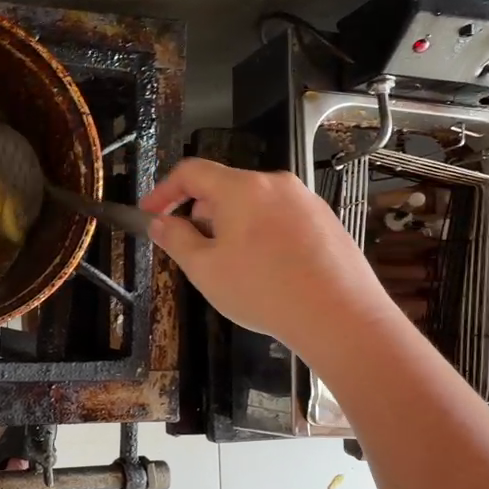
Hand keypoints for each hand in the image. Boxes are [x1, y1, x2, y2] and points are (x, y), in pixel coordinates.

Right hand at [140, 158, 393, 349]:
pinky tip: (265, 272)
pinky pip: (280, 219)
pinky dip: (261, 235)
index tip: (150, 214)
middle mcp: (276, 184)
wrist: (339, 315)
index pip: (191, 172)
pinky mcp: (325, 221)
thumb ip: (176, 240)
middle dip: (200, 214)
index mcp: (241, 188)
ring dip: (231, 226)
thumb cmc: (263, 290)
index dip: (163, 191)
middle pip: (224, 187)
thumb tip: (160, 223)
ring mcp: (305, 201)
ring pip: (253, 204)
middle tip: (191, 250)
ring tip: (231, 267)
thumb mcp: (204, 269)